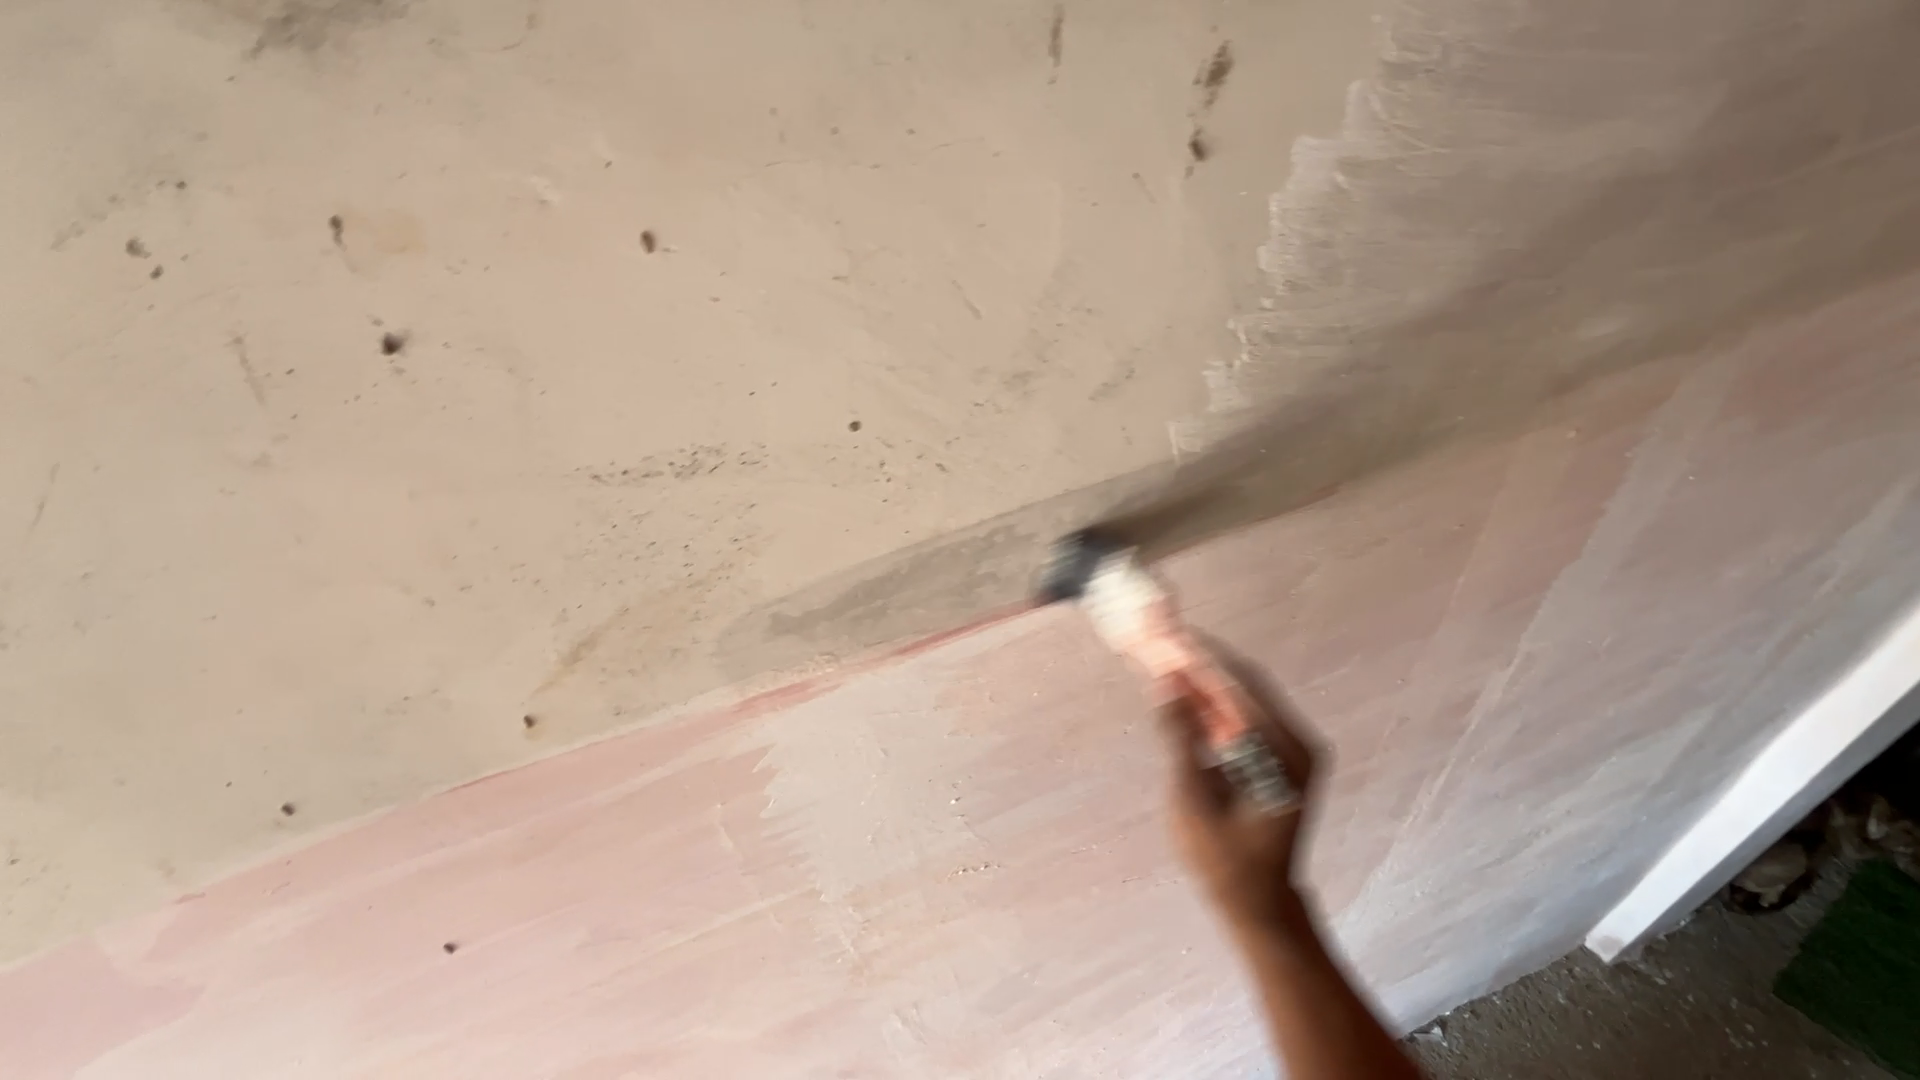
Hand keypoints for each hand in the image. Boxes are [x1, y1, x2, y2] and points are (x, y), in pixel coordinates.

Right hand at [1156, 651, 1320, 933]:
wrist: (1259, 902)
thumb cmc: (1223, 861)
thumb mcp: (1193, 801)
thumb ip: (1180, 738)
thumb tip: (1164, 681)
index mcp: (1284, 754)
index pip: (1237, 688)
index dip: (1197, 658)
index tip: (1164, 633)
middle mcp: (1297, 741)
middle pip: (1243, 682)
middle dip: (1198, 658)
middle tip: (1157, 634)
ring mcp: (1291, 746)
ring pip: (1242, 692)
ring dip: (1202, 673)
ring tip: (1162, 651)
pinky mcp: (1278, 752)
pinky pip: (1243, 711)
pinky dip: (1210, 697)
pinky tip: (1181, 684)